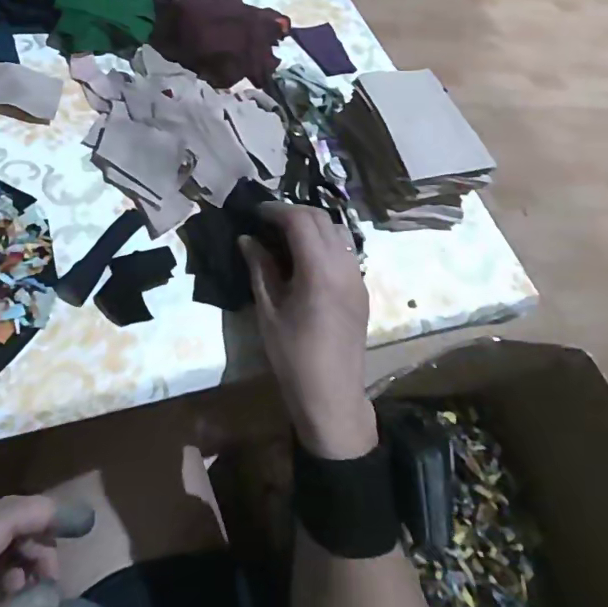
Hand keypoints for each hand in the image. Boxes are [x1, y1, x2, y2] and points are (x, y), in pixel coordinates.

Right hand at [240, 203, 376, 459]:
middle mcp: (344, 266)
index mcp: (319, 270)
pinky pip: (344, 251)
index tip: (255, 213)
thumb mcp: (268, 310)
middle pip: (321, 219)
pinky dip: (324, 242)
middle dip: (293, 213)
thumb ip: (260, 268)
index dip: (276, 210)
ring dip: (312, 225)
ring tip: (285, 237)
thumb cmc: (293, 356)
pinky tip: (305, 259)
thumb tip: (247, 239)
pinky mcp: (361, 289)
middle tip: (266, 222)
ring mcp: (357, 277)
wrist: (332, 396)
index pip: (300, 220)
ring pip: (337, 232)